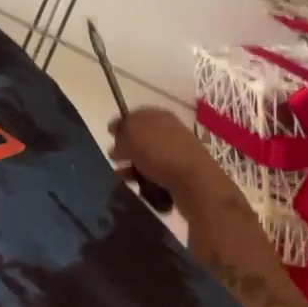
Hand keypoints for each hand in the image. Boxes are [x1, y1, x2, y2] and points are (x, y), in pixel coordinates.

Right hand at [107, 107, 231, 202]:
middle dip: (126, 151)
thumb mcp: (130, 134)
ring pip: (149, 161)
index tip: (110, 137)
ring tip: (124, 180)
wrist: (197, 185)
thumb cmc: (160, 152)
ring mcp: (179, 155)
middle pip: (141, 140)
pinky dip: (150, 184)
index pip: (134, 116)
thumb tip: (118, 140)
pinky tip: (143, 191)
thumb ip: (120, 132)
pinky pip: (160, 178)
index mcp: (159, 116)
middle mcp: (171, 132)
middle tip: (116, 161)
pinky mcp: (185, 177)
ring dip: (135, 170)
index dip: (121, 126)